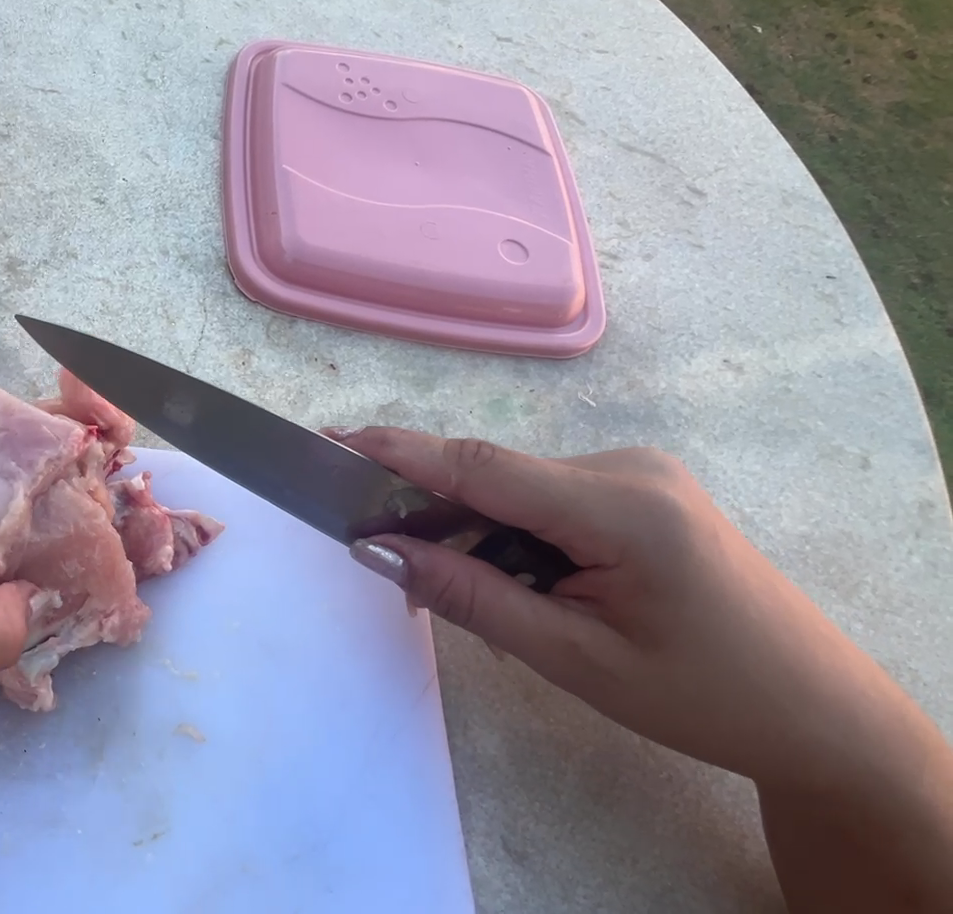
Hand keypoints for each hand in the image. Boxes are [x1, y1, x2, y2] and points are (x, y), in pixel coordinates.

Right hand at [331, 427, 952, 910]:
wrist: (824, 716)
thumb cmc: (704, 698)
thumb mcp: (573, 658)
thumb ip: (469, 595)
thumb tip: (377, 549)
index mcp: (622, 508)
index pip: (480, 466)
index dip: (399, 451)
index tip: (330, 439)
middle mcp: (627, 469)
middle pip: (490, 476)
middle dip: (428, 512)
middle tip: (384, 559)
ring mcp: (635, 474)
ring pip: (511, 487)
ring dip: (469, 529)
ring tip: (453, 587)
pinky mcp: (636, 489)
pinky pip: (540, 496)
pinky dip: (504, 531)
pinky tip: (509, 577)